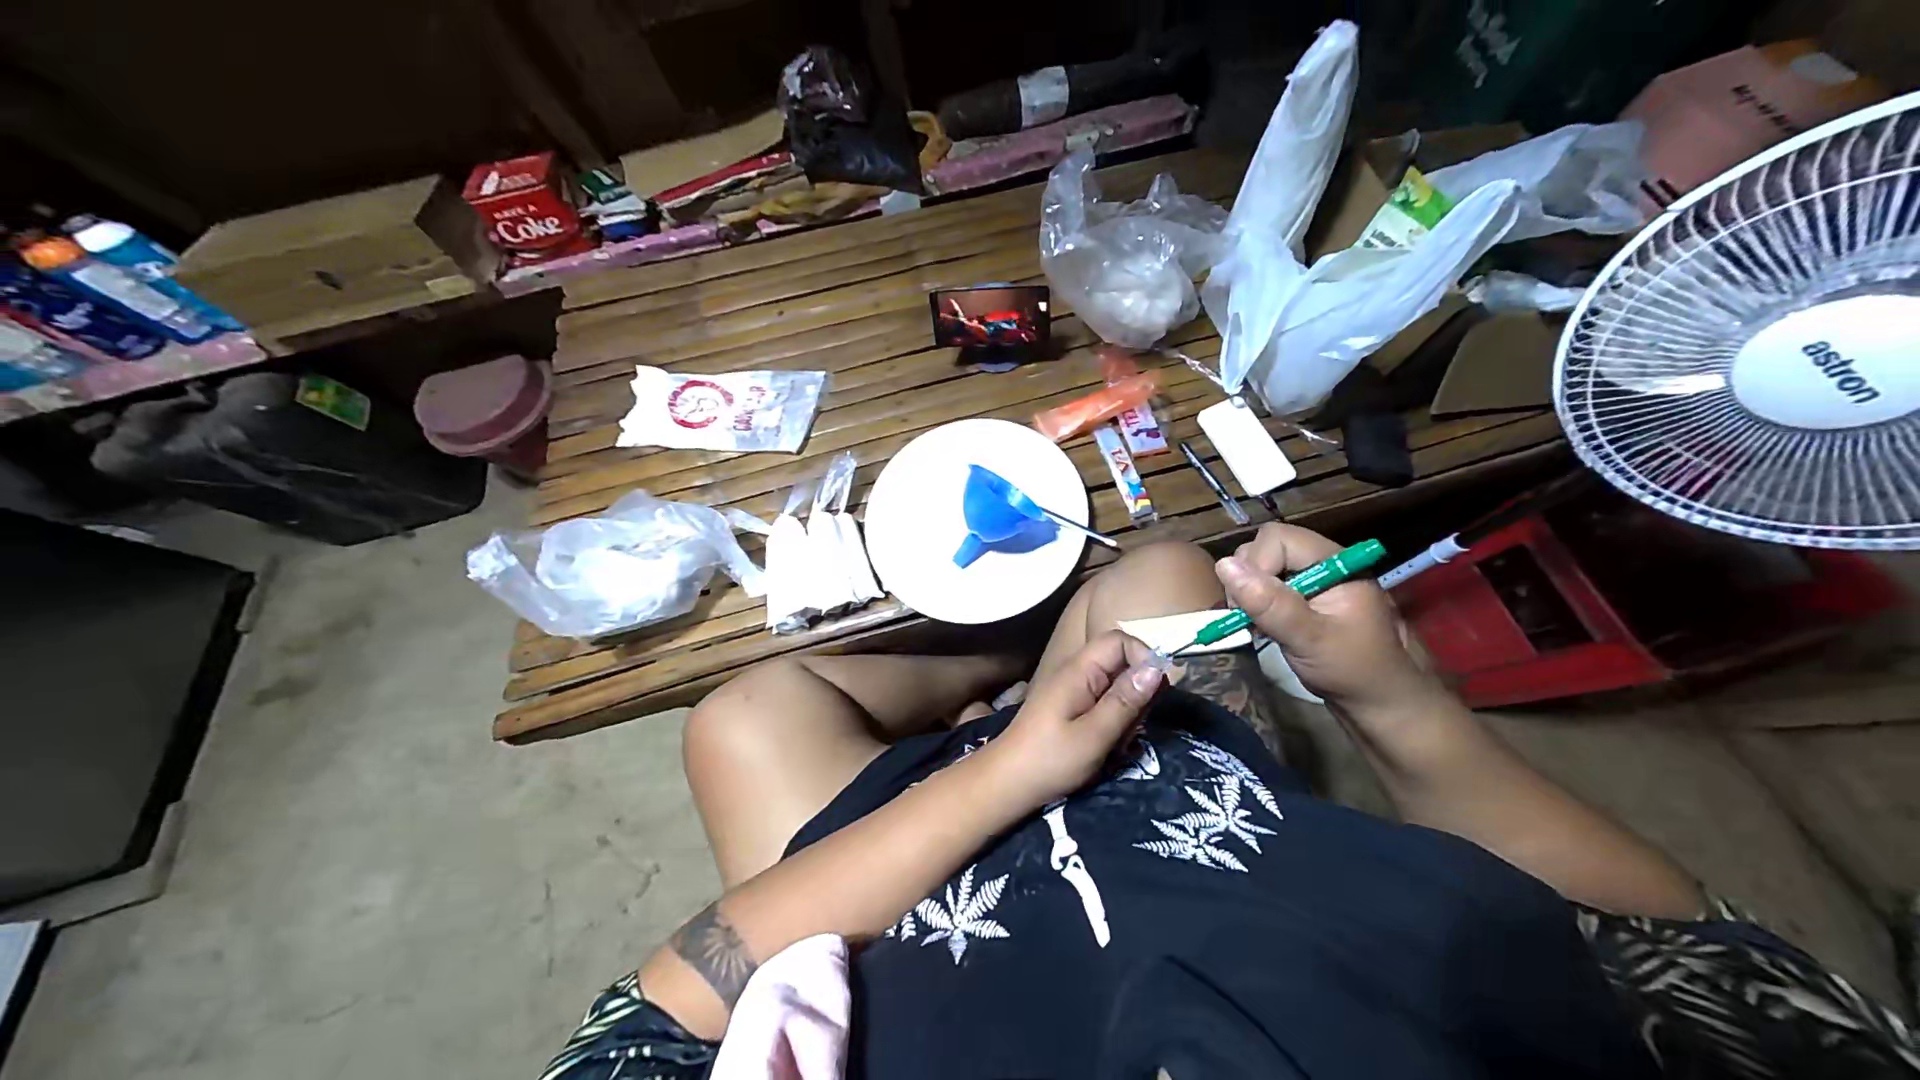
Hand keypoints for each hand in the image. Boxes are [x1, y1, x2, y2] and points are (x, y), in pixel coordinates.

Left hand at [986, 630, 1164, 808]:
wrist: (1007, 783)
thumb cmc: (1050, 759)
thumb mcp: (1094, 735)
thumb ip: (1125, 701)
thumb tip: (1157, 668)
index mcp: (1078, 670)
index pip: (1119, 640)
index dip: (1143, 658)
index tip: (1156, 693)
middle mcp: (1076, 673)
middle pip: (1122, 663)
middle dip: (1138, 693)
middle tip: (1133, 726)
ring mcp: (1074, 690)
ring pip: (1117, 686)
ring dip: (1128, 712)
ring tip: (1118, 742)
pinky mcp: (1073, 708)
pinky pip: (1105, 704)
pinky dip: (1114, 722)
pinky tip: (1108, 746)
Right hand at [1214, 524, 1442, 715]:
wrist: (1382, 703)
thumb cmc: (1354, 670)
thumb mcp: (1311, 639)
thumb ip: (1270, 603)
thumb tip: (1223, 565)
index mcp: (1335, 562)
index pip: (1278, 539)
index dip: (1256, 565)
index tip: (1252, 605)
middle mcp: (1321, 562)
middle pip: (1266, 548)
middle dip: (1249, 580)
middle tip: (1250, 617)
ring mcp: (1311, 579)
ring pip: (1260, 566)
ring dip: (1249, 594)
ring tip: (1257, 625)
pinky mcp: (1302, 596)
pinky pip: (1265, 585)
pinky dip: (1254, 603)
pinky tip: (1261, 626)